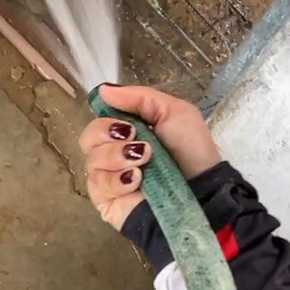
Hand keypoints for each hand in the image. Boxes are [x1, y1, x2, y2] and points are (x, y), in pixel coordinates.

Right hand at [80, 85, 222, 228]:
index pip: (99, 120)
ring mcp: (108, 178)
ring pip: (92, 160)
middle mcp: (114, 153)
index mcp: (127, 132)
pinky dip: (116, 180)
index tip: (128, 126)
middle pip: (88, 138)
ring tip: (144, 165)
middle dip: (110, 138)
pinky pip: (97, 184)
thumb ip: (139, 97)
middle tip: (140, 146)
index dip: (107, 120)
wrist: (201, 190)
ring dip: (118, 158)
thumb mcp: (174, 111)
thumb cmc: (192, 151)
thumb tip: (102, 89)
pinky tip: (137, 182)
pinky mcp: (106, 200)